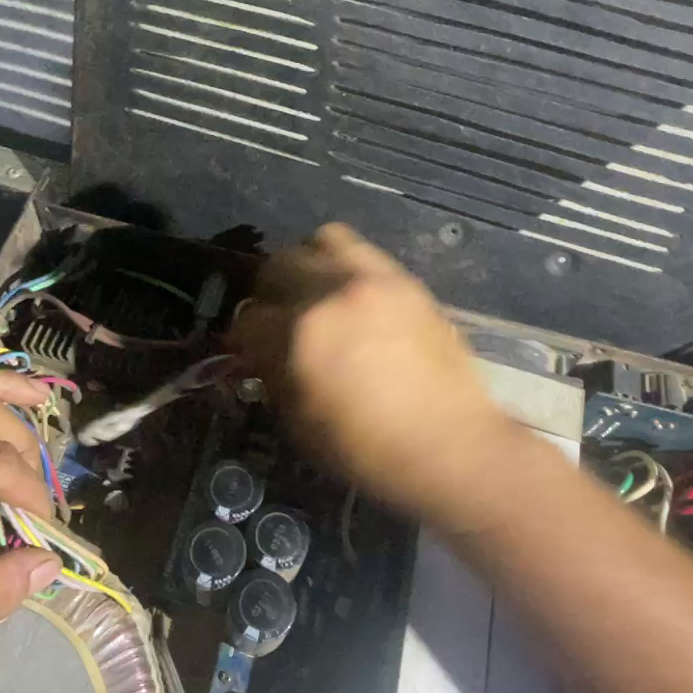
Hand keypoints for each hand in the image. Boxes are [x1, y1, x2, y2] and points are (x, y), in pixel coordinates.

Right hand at [231, 224, 525, 516]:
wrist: (450, 445)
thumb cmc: (368, 450)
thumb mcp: (300, 424)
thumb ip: (273, 378)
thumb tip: (259, 356)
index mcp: (300, 334)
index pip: (249, 319)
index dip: (242, 339)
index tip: (248, 352)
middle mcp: (331, 293)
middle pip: (277, 266)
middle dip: (269, 294)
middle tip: (278, 319)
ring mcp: (372, 281)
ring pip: (321, 242)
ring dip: (308, 264)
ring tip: (315, 294)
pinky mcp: (405, 281)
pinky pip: (362, 252)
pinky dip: (345, 267)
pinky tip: (351, 299)